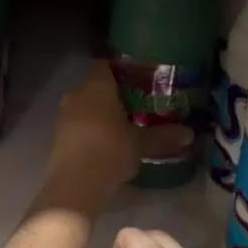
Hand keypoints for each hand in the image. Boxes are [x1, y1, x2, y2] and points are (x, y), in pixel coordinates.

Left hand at [44, 63, 193, 201]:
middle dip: (112, 95)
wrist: (75, 182)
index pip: (104, 64)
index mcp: (96, 86)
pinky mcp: (57, 137)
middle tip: (135, 105)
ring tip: (123, 126)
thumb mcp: (141, 143)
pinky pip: (77, 125)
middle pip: (94, 86)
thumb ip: (164, 136)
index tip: (137, 79)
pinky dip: (89, 130)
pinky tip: (106, 144)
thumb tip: (189, 133)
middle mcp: (76, 94)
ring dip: (99, 114)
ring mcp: (63, 116)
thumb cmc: (111, 149)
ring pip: (84, 106)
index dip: (119, 69)